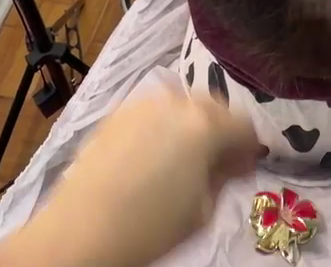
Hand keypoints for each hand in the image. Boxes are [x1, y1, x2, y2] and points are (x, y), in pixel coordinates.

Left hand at [0, 88, 260, 266]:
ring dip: (190, 124)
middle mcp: (180, 102)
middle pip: (214, 107)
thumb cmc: (149, 226)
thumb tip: (233, 162)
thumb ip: (224, 176)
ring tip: (181, 157)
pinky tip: (152, 153)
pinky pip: (154, 110)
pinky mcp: (120, 110)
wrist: (81, 230)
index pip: (245, 125)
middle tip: (216, 162)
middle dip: (220, 131)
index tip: (245, 167)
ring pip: (183, 104)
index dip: (250, 147)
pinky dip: (162, 125)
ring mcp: (146, 101)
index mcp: (207, 125)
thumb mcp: (201, 211)